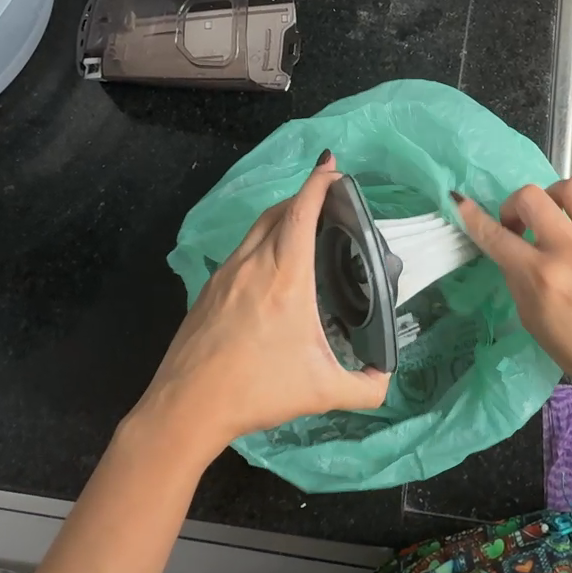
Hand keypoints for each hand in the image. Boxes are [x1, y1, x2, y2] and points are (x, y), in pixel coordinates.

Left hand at [133, 153, 389, 451]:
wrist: (186, 406)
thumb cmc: (256, 390)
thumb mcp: (320, 392)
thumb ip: (363, 388)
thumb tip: (386, 380)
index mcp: (285, 275)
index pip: (301, 212)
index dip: (318, 182)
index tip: (332, 166)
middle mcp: (254, 263)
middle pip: (280, 211)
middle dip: (305, 196)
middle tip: (329, 198)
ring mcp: (227, 273)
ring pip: (258, 228)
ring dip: (282, 216)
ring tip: (304, 226)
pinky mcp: (209, 288)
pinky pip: (243, 249)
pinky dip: (263, 239)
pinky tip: (271, 266)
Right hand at [453, 179, 571, 409]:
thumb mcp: (533, 320)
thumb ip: (518, 277)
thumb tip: (511, 248)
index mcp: (542, 278)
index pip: (496, 237)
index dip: (472, 217)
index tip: (460, 203)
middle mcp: (570, 251)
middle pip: (530, 197)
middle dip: (514, 205)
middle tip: (519, 225)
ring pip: (570, 186)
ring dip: (553, 196)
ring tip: (555, 215)